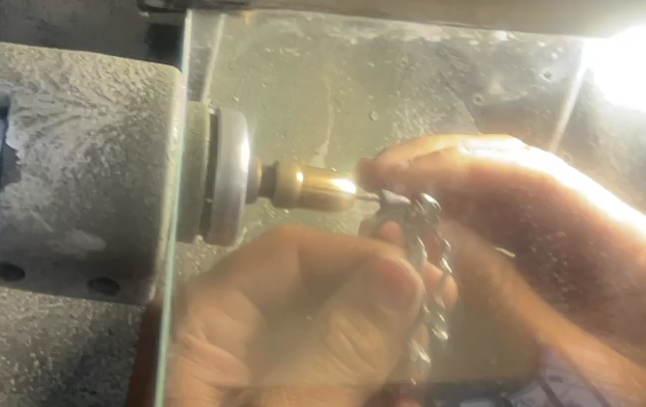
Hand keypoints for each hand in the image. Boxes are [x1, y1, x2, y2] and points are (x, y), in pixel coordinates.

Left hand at [158, 224, 424, 406]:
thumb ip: (339, 350)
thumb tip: (401, 269)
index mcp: (201, 319)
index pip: (286, 253)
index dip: (357, 253)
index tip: (422, 270)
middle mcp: (219, 335)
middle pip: (310, 293)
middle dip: (379, 300)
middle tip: (444, 302)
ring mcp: (242, 376)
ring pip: (325, 340)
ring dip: (384, 348)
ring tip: (436, 352)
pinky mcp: (266, 401)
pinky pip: (321, 379)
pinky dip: (365, 385)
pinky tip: (408, 391)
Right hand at [361, 134, 645, 406]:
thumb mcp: (576, 377)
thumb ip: (503, 300)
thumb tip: (430, 228)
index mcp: (642, 250)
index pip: (538, 176)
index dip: (458, 164)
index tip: (394, 173)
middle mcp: (618, 234)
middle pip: (521, 172)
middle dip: (443, 164)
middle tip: (376, 173)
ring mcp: (598, 254)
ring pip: (509, 196)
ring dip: (445, 188)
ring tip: (386, 189)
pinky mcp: (578, 279)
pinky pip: (511, 236)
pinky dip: (462, 226)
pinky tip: (422, 226)